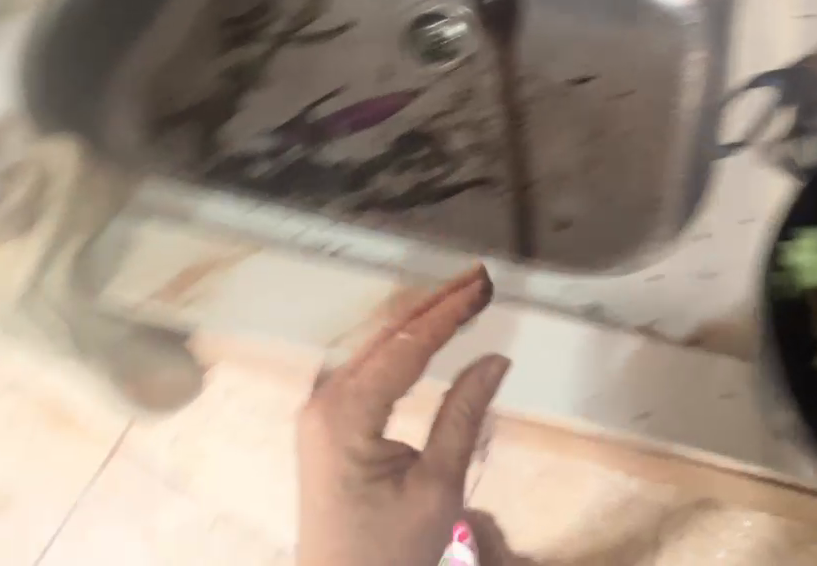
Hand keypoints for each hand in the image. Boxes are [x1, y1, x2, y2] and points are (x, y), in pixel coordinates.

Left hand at [297, 265, 511, 565]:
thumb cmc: (390, 552)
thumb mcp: (436, 489)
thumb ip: (463, 415)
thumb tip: (496, 357)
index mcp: (345, 413)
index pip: (406, 345)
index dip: (448, 312)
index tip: (483, 285)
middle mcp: (325, 399)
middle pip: (386, 334)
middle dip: (435, 302)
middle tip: (478, 278)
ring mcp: (320, 408)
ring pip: (376, 343)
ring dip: (420, 316)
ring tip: (461, 293)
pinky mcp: (327, 420)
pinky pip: (368, 364)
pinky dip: (402, 341)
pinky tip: (427, 328)